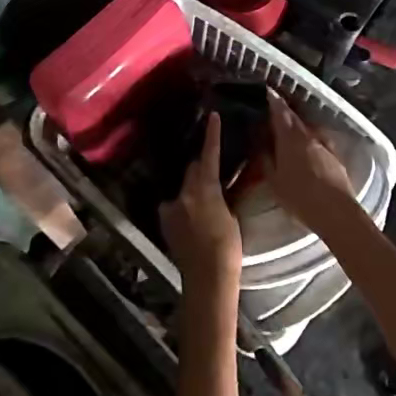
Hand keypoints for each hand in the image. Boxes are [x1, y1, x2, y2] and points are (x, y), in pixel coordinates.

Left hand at [159, 113, 241, 290]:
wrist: (207, 278)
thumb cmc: (227, 247)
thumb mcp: (231, 216)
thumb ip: (221, 195)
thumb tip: (218, 184)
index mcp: (203, 190)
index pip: (208, 156)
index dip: (211, 136)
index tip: (213, 117)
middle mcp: (182, 194)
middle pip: (192, 171)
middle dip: (200, 169)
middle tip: (214, 175)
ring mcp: (170, 208)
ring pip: (183, 188)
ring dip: (191, 190)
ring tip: (205, 204)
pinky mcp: (165, 221)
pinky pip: (175, 205)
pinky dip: (182, 206)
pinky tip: (192, 220)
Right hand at [266, 88, 357, 226]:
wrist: (336, 211)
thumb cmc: (299, 197)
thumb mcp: (274, 181)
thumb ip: (265, 160)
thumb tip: (260, 144)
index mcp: (290, 138)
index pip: (280, 112)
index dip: (273, 101)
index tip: (268, 90)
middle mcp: (308, 136)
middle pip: (295, 117)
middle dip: (285, 110)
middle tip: (275, 106)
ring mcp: (324, 145)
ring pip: (307, 128)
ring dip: (298, 124)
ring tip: (289, 127)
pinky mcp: (335, 156)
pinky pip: (318, 139)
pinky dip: (309, 137)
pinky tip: (308, 145)